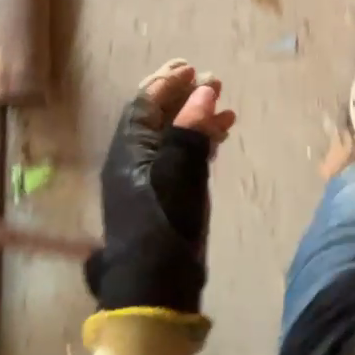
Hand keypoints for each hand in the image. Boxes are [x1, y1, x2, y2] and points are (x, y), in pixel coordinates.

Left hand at [85, 59, 237, 313]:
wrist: (156, 287)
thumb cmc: (165, 222)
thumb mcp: (180, 171)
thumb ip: (190, 128)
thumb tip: (202, 90)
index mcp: (128, 150)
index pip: (144, 103)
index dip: (167, 82)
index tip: (191, 68)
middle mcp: (132, 160)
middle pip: (157, 117)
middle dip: (184, 96)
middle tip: (212, 81)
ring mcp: (146, 180)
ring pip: (170, 137)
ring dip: (196, 118)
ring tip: (226, 110)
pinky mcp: (161, 197)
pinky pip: (178, 157)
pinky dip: (198, 142)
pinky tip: (220, 139)